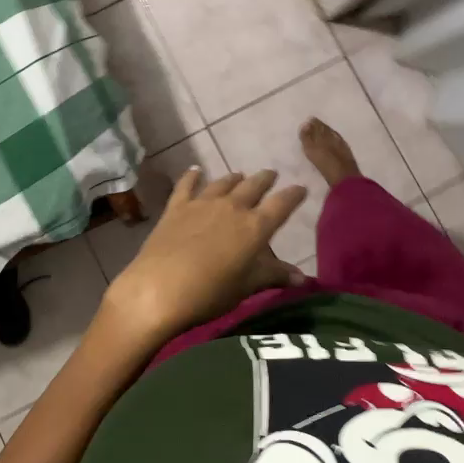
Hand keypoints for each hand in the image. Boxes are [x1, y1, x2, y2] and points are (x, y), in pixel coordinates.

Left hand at [100, 168, 309, 343]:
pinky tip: (195, 170)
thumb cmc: (211, 293)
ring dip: (234, 178)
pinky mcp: (177, 207)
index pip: (281, 205)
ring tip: (240, 175)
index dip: (293, 195)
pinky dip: (192, 176)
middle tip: (271, 174)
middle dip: (265, 180)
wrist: (160, 288)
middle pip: (253, 186)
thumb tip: (303, 278)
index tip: (301, 188)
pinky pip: (187, 185)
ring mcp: (202, 203)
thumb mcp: (247, 286)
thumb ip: (274, 275)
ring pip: (223, 183)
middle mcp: (232, 207)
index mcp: (255, 227)